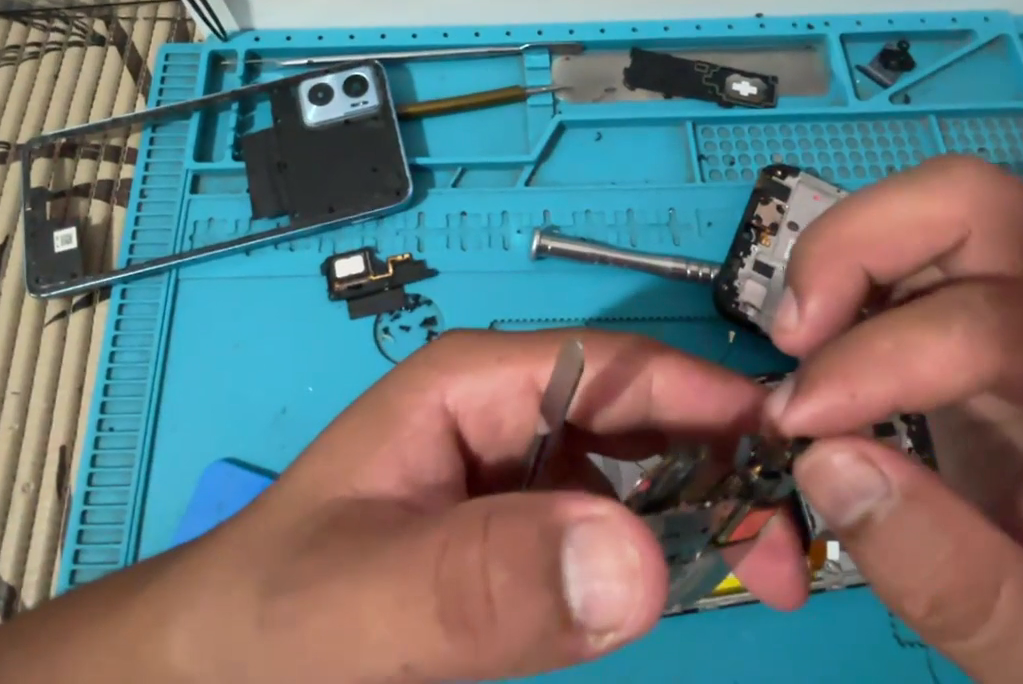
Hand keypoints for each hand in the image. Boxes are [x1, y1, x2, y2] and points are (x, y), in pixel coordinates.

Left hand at [142, 329, 801, 680]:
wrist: (220, 664)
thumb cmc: (272, 614)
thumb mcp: (364, 599)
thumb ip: (483, 581)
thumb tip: (636, 562)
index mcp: (469, 385)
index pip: (617, 369)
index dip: (712, 400)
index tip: (802, 460)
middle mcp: (501, 411)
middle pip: (640, 412)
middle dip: (721, 462)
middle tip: (787, 555)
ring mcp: (514, 471)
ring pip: (636, 467)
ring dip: (701, 509)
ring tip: (758, 575)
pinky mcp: (518, 529)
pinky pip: (612, 521)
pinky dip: (662, 547)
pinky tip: (688, 583)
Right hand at [760, 156, 1022, 681]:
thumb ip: (946, 578)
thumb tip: (822, 458)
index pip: (1007, 328)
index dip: (880, 358)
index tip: (796, 422)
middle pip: (976, 204)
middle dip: (852, 251)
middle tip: (790, 341)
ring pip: (940, 199)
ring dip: (845, 252)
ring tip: (803, 339)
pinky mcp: (1018, 283)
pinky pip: (922, 231)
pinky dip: (853, 263)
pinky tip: (833, 336)